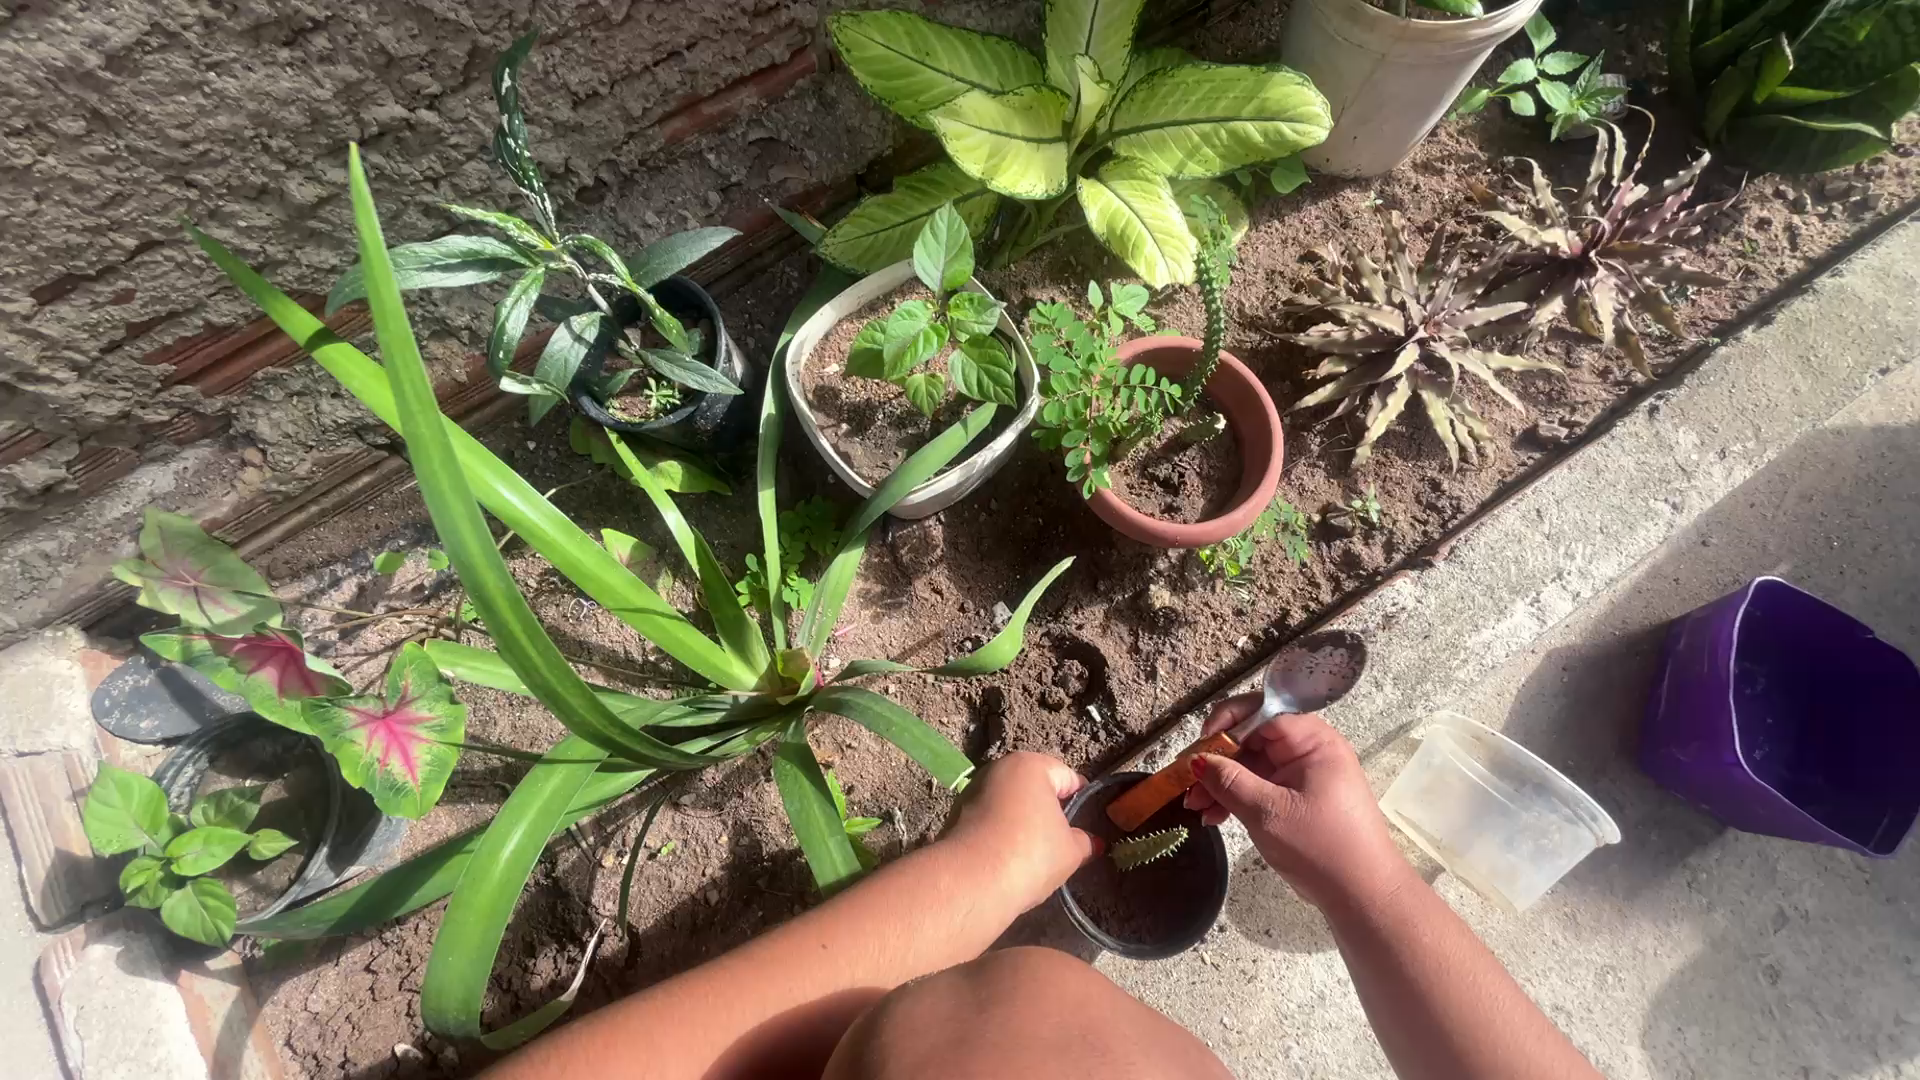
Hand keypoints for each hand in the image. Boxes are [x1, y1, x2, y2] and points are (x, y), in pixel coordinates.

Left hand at [942, 752, 1099, 913]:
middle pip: (1036, 786)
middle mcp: (1000, 767)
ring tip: (1036, 852)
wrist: (973, 879)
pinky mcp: (957, 810)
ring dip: (1024, 820)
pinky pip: (990, 816)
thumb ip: (1084, 841)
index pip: (1068, 777)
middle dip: (1050, 811)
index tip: (1088, 824)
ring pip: (1011, 801)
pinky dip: (1002, 829)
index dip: (1082, 801)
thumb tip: (1093, 842)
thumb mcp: (1071, 851)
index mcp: (1031, 765)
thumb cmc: (1031, 854)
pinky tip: (1009, 855)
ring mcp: (975, 787)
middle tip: (1063, 840)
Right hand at [1184, 695, 1412, 911]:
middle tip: (1188, 782)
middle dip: (1216, 761)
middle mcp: (1307, 749)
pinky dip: (1234, 797)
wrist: (1363, 899)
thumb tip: (1195, 760)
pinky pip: (1257, 785)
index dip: (1225, 724)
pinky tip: (1212, 816)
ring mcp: (1301, 774)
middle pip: (1250, 738)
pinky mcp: (1295, 797)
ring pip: (1248, 764)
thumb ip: (1228, 781)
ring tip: (1195, 806)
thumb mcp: (1267, 812)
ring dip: (1219, 783)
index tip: (1200, 748)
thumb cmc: (1321, 848)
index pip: (1260, 712)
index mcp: (1312, 740)